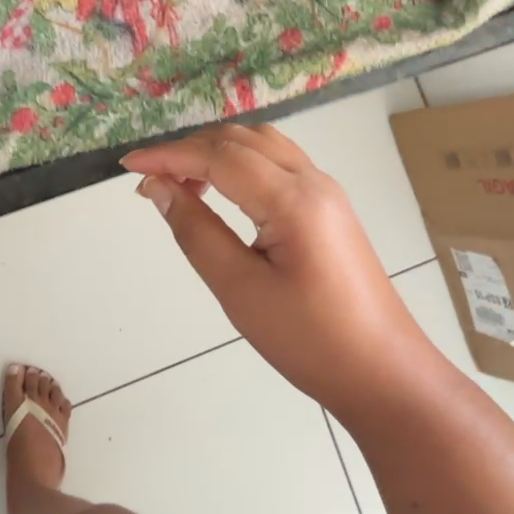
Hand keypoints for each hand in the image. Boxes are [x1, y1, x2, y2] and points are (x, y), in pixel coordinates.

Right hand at [122, 123, 424, 418]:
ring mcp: (327, 190)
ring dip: (216, 150)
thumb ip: (196, 231)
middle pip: (240, 139)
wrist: (385, 373)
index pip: (218, 157)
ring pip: (261, 144)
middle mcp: (313, 180)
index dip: (169, 156)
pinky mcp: (330, 206)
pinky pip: (278, 161)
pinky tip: (223, 189)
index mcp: (293, 200)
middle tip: (150, 180)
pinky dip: (241, 161)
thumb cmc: (310, 341)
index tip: (128, 166)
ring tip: (181, 183)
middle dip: (189, 149)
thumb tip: (157, 188)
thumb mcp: (240, 290)